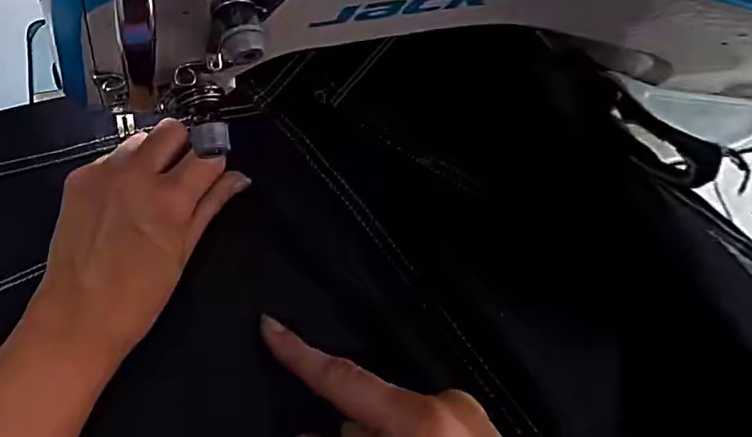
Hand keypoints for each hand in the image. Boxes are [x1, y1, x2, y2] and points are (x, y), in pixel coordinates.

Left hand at [29, 119, 250, 360]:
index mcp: (170, 198)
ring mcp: (105, 172)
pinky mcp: (79, 176)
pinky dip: (120, 171)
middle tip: (177, 176)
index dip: (213, 161)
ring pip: (141, 139)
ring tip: (144, 190)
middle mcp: (137, 174)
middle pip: (173, 129)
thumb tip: (238, 178)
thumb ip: (211, 205)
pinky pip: (110, 157)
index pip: (207, 152)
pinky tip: (117, 202)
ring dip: (150, 156)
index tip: (211, 170)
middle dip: (181, 146)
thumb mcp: (184, 253)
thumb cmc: (137, 298)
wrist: (74, 320)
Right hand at [261, 316, 500, 436]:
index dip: (300, 354)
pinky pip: (427, 433)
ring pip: (399, 425)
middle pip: (373, 410)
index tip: (268, 324)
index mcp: (423, 422)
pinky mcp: (482, 431)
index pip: (346, 379)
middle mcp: (448, 407)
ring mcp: (470, 418)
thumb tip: (310, 435)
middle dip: (347, 433)